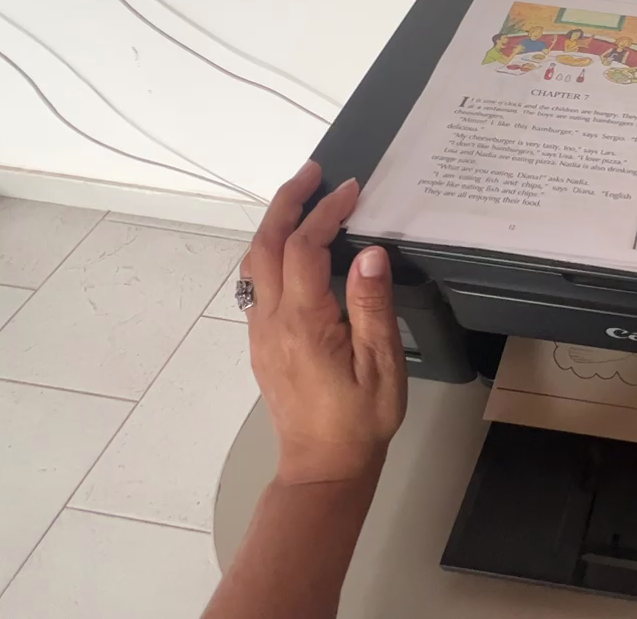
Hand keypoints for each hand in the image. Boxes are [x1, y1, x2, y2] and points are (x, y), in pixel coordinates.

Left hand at [243, 161, 407, 486]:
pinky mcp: (264, 341)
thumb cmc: (362, 414)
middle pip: (265, 248)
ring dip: (275, 223)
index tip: (351, 189)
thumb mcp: (381, 360)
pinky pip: (259, 281)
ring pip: (255, 264)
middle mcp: (272, 323)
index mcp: (304, 323)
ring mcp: (262, 333)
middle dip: (285, 204)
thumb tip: (368, 253)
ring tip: (302, 196)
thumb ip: (372, 304)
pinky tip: (295, 242)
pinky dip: (274, 248)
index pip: (304, 250)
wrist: (323, 464)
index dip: (325, 213)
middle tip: (311, 172)